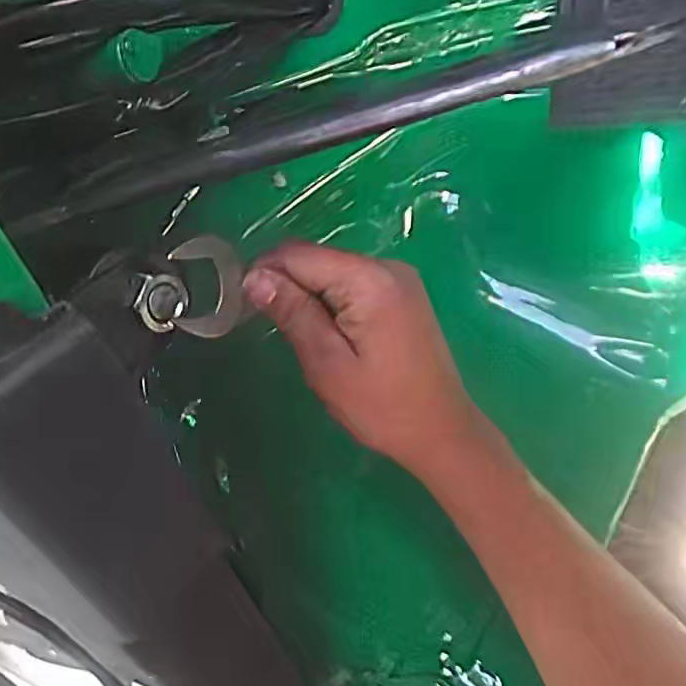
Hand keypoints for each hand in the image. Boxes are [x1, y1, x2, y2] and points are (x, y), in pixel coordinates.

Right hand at [243, 240, 489, 473]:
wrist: (442, 431)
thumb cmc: (382, 407)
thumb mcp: (327, 363)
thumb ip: (293, 313)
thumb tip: (254, 277)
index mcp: (369, 280)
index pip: (299, 255)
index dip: (265, 272)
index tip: (243, 304)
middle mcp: (386, 266)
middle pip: (316, 258)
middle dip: (285, 283)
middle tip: (269, 326)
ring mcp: (398, 278)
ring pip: (332, 270)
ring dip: (307, 294)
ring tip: (299, 335)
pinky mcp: (402, 293)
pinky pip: (352, 283)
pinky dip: (330, 300)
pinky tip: (326, 332)